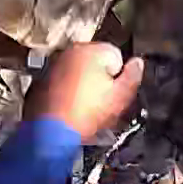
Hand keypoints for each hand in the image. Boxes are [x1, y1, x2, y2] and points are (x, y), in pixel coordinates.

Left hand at [27, 43, 144, 138]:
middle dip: (101, 77)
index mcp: (91, 51)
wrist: (51, 132)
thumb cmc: (85, 115)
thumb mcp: (120, 97)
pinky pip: (65, 79)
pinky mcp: (44, 78)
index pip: (116, 55)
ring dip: (85, 82)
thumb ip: (133, 76)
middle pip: (97, 61)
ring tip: (86, 105)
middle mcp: (71, 51)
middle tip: (101, 100)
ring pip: (80, 69)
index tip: (114, 92)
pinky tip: (72, 105)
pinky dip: (69, 88)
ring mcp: (55, 64)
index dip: (119, 76)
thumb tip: (138, 64)